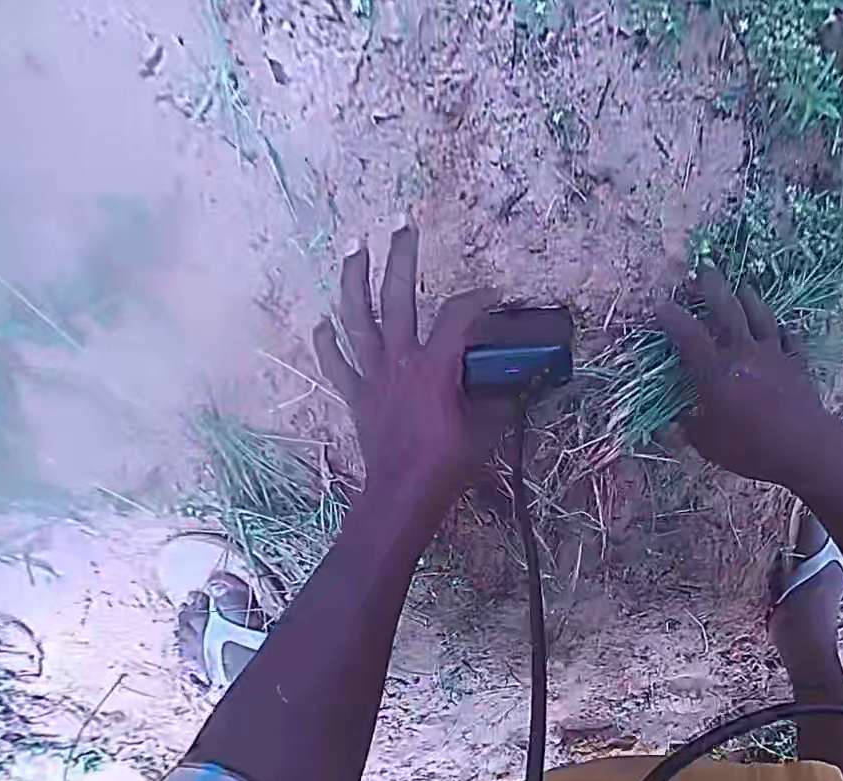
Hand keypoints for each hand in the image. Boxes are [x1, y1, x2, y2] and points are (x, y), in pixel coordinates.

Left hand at [312, 226, 510, 513]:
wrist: (402, 494)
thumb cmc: (445, 465)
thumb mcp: (484, 431)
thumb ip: (502, 401)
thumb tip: (520, 383)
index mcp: (433, 367)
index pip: (458, 317)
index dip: (478, 298)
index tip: (492, 293)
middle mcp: (399, 361)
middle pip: (397, 298)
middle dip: (401, 258)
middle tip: (403, 225)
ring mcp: (372, 376)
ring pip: (357, 320)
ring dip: (354, 281)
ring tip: (355, 248)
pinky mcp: (357, 395)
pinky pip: (337, 364)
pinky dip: (327, 343)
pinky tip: (322, 322)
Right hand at [657, 266, 842, 485]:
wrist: (806, 448)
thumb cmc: (750, 448)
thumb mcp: (707, 444)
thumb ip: (687, 429)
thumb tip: (670, 425)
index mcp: (716, 372)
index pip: (689, 337)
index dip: (672, 319)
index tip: (660, 306)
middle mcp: (744, 354)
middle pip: (727, 311)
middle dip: (713, 289)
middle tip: (703, 271)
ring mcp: (774, 356)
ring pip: (760, 317)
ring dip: (749, 299)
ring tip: (742, 287)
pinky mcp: (797, 365)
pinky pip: (789, 339)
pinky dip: (781, 330)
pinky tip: (779, 326)